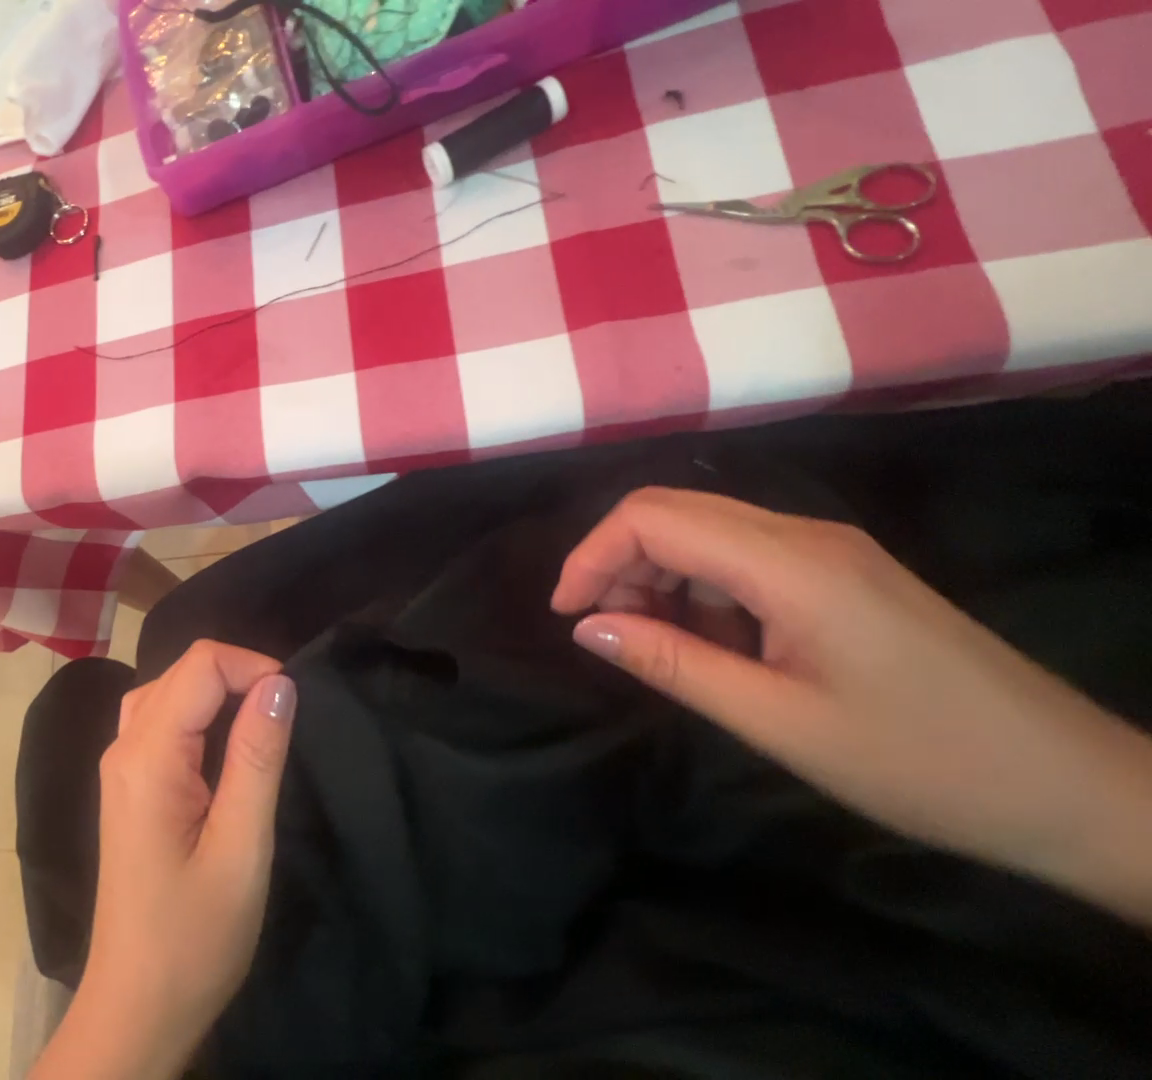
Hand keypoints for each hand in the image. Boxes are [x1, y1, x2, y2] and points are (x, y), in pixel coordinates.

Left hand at [32, 642, 296, 1079]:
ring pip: (168, 692)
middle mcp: (123, 748)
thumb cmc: (195, 934)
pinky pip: (160, 722)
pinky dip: (199, 715)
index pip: (199, 665)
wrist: (138, 1003)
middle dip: (237, 675)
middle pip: (180, 672)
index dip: (252, 666)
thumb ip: (258, 758)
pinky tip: (225, 746)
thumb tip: (280, 683)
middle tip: (285, 721)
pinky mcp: (128, 787)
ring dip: (217, 694)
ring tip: (262, 728)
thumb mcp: (241, 847)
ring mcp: (120, 767)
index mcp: (147, 757)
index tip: (294, 706)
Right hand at [552, 487, 1151, 923]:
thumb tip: (585, 627)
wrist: (1071, 787)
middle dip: (618, 562)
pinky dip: (699, 591)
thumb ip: (672, 663)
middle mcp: (805, 536)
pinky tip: (707, 645)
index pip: (654, 517)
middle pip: (675, 512)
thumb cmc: (917, 760)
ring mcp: (828, 552)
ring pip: (705, 532)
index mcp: (789, 563)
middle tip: (600, 633)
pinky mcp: (841, 575)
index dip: (592, 555)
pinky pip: (742, 558)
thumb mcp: (775, 720)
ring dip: (657, 578)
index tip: (566, 616)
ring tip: (650, 646)